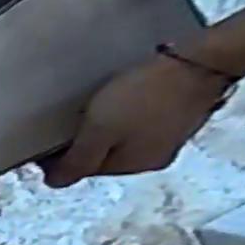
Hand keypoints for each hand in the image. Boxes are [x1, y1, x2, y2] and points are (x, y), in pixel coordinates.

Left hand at [42, 51, 230, 186]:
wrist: (201, 60)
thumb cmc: (142, 98)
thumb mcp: (99, 132)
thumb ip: (77, 161)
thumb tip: (55, 184)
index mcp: (134, 166)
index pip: (80, 171)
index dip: (55, 158)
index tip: (43, 140)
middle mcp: (153, 159)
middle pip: (98, 158)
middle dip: (76, 146)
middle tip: (61, 126)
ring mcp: (168, 139)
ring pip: (115, 143)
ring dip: (96, 133)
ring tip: (84, 114)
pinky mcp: (177, 118)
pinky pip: (133, 127)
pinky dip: (117, 122)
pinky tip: (111, 107)